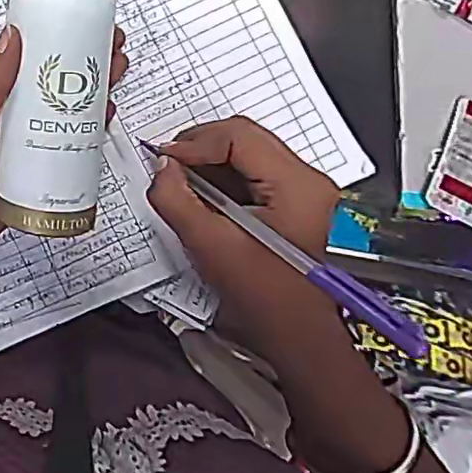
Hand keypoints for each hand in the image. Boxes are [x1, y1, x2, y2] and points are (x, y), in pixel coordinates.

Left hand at [0, 24, 126, 273]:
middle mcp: (10, 121)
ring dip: (91, 99)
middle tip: (114, 52)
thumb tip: (10, 37)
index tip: (85, 25)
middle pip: (54, 87)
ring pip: (64, 117)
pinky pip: (66, 153)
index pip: (29, 63)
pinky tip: (102, 127)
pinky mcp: (35, 174)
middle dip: (86, 67)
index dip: (58, 43)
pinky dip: (86, 139)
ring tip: (115, 82)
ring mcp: (25, 147)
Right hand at [146, 116, 338, 306]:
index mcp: (297, 186)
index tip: (165, 159)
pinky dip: (221, 180)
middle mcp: (308, 182)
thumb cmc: (266, 299)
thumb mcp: (211, 246)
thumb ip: (177, 201)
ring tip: (181, 183)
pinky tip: (202, 198)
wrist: (298, 336)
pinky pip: (252, 176)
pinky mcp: (293, 204)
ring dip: (209, 164)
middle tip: (168, 165)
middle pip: (245, 139)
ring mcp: (303, 192)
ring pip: (247, 155)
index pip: (239, 137)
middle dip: (200, 149)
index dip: (195, 143)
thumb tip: (163, 169)